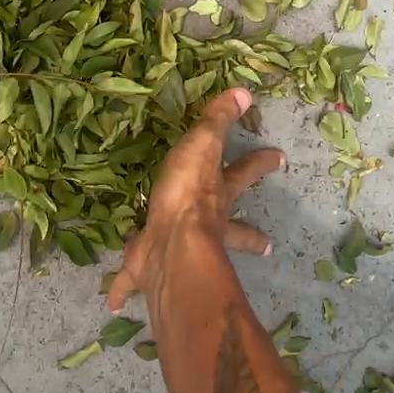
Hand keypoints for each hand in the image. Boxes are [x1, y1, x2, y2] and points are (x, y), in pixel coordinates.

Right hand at [106, 88, 285, 311]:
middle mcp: (206, 225)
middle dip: (248, 236)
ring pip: (185, 256)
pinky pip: (131, 278)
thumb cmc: (188, 192)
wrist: (170, 247)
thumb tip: (246, 91)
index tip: (281, 158)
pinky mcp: (147, 267)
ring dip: (183, 260)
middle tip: (265, 245)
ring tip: (176, 269)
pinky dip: (121, 287)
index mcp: (217, 194)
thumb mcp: (203, 145)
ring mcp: (176, 248)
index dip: (261, 162)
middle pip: (234, 229)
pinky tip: (112, 301)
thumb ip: (217, 120)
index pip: (244, 171)